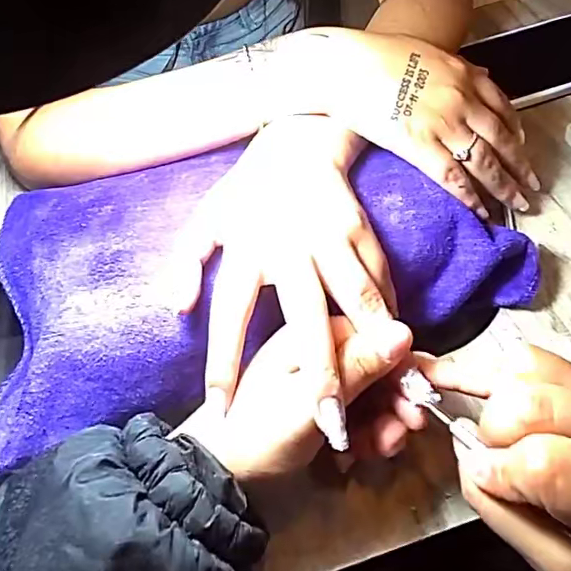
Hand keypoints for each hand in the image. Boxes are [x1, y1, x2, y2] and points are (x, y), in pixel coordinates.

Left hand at [164, 116, 395, 433]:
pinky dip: (388, 316)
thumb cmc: (246, 189)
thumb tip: (175, 307)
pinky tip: (395, 349)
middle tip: (327, 425)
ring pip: (356, 301)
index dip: (224, 362)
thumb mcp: (207, 218)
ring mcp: (329, 239)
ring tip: (385, 396)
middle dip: (318, 372)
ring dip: (370, 350)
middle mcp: (289, 247)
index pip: (230, 312)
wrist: (297, 144)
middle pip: (306, 316)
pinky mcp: (360, 232)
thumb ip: (186, 262)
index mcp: (246, 247)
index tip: (221, 409)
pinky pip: (379, 280)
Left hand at [177, 316, 411, 481]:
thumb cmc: (259, 432)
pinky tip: (363, 450)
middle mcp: (313, 339)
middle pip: (374, 360)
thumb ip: (354, 367)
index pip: (371, 332)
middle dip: (394, 398)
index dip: (399, 370)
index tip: (411, 407)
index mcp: (306, 327)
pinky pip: (356, 401)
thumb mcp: (308, 403)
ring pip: (370, 385)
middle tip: (399, 435)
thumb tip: (403, 330)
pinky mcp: (317, 391)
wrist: (224, 467)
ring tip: (380, 448)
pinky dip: (368, 425)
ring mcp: (315, 366)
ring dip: (384, 417)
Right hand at [292, 29, 538, 219]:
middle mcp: (461, 100)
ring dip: (505, 187)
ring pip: (486, 162)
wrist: (345, 63)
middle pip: (502, 139)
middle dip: (520, 166)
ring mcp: (442, 124)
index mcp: (463, 74)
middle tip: (531, 184)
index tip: (521, 145)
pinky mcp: (418, 145)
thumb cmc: (374, 52)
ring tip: (517, 204)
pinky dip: (470, 197)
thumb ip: (453, 65)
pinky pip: (453, 176)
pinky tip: (480, 210)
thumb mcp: (424, 49)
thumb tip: (479, 74)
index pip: (503, 107)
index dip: (516, 131)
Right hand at [414, 345, 570, 570]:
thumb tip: (471, 461)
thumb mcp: (567, 568)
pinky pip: (525, 358)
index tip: (484, 475)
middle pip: (533, 405)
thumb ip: (509, 515)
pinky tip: (462, 381)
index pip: (552, 465)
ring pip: (524, 373)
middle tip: (491, 457)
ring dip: (493, 401)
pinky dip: (490, 372)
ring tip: (494, 432)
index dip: (502, 467)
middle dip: (494, 430)